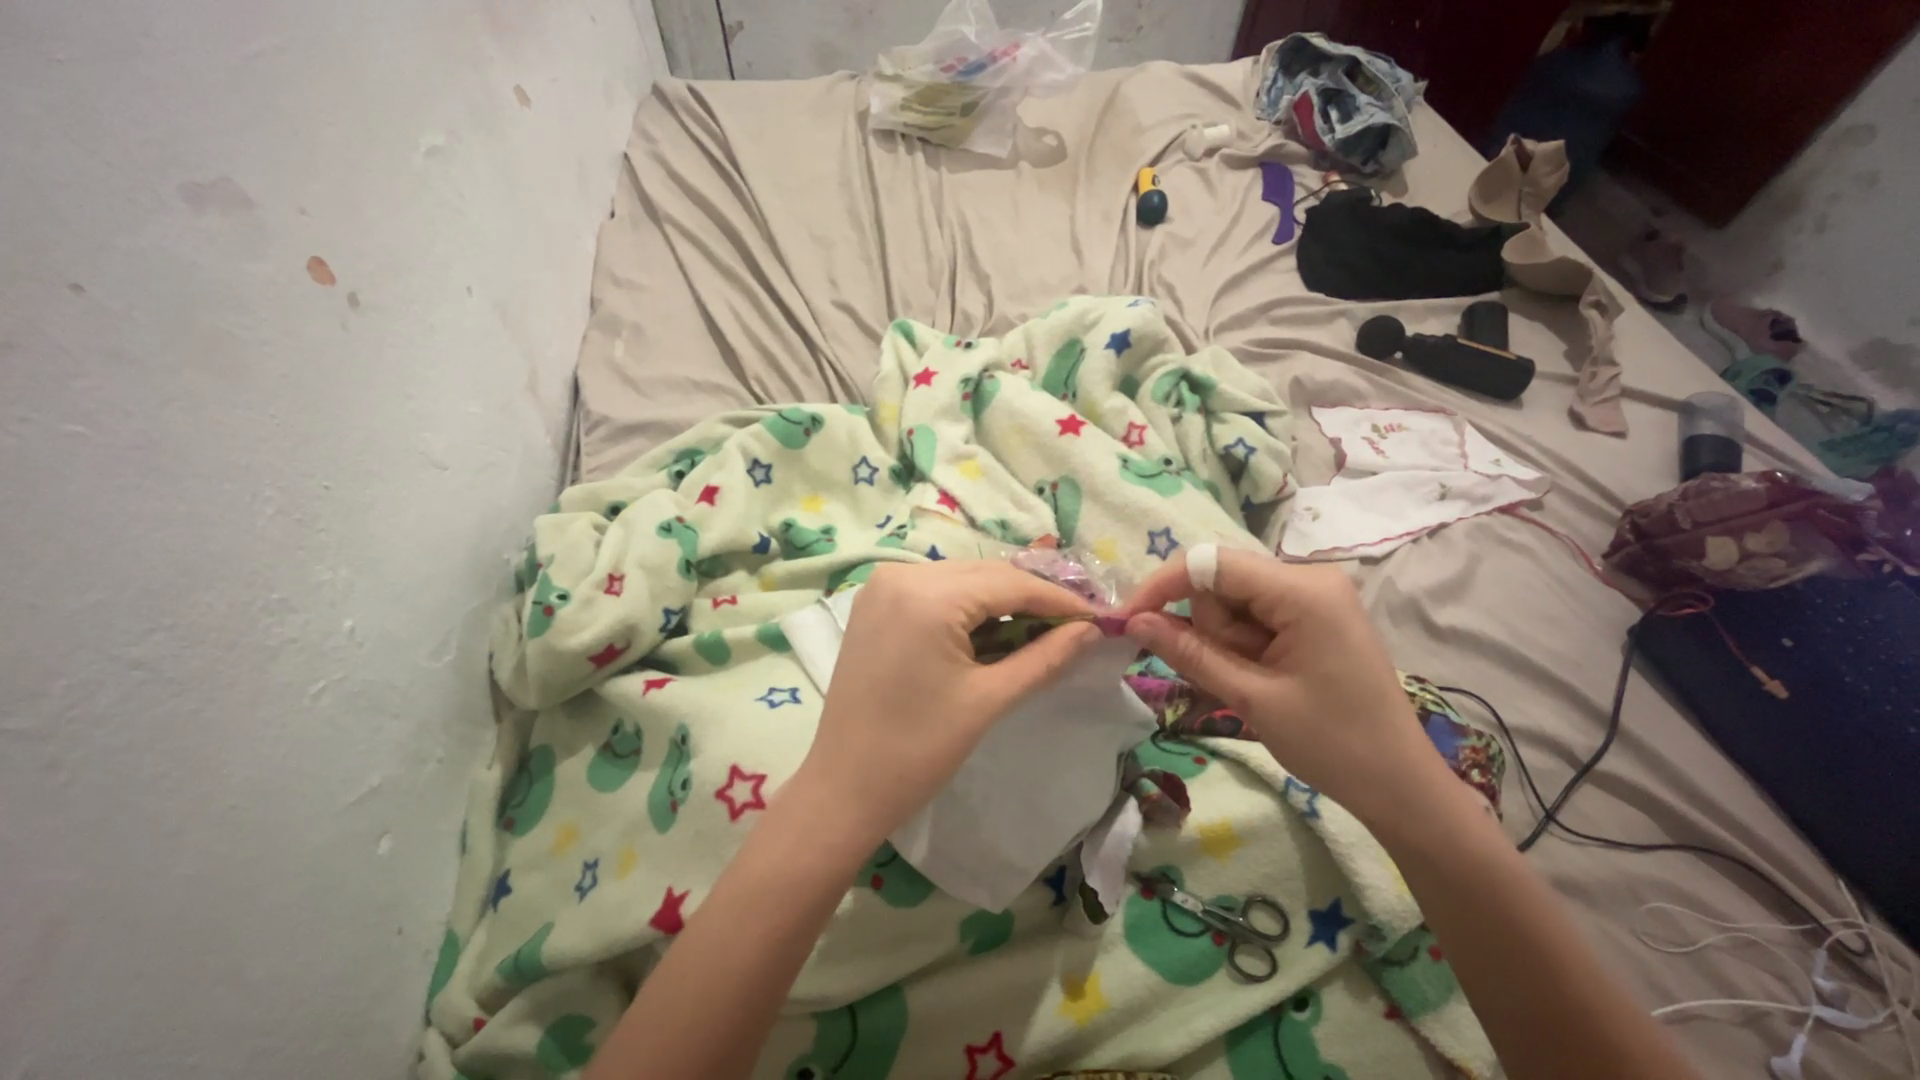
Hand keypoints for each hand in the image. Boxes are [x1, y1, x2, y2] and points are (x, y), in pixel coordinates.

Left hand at [790, 561, 1101, 845]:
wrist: (844, 787)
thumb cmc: (918, 750)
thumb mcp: (989, 700)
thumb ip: (1044, 658)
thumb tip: (1092, 631)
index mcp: (928, 595)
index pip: (1011, 584)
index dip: (1060, 600)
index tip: (1100, 617)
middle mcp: (901, 575)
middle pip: (986, 575)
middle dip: (1032, 598)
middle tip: (1076, 626)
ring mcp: (881, 587)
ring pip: (961, 580)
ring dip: (1001, 602)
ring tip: (1042, 632)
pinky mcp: (873, 606)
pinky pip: (934, 592)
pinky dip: (966, 608)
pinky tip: (993, 633)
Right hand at [1118, 549, 1454, 825]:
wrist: (1398, 783)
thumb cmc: (1331, 743)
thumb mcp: (1251, 697)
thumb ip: (1190, 652)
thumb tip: (1134, 622)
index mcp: (1302, 590)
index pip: (1211, 563)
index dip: (1162, 586)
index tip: (1125, 621)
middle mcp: (1310, 578)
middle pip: (1222, 582)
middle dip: (1208, 627)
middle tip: (1235, 678)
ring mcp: (1315, 596)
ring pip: (1233, 601)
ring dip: (1226, 642)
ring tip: (1255, 686)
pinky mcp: (1314, 616)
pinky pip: (1255, 615)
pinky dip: (1242, 645)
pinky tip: (1259, 677)